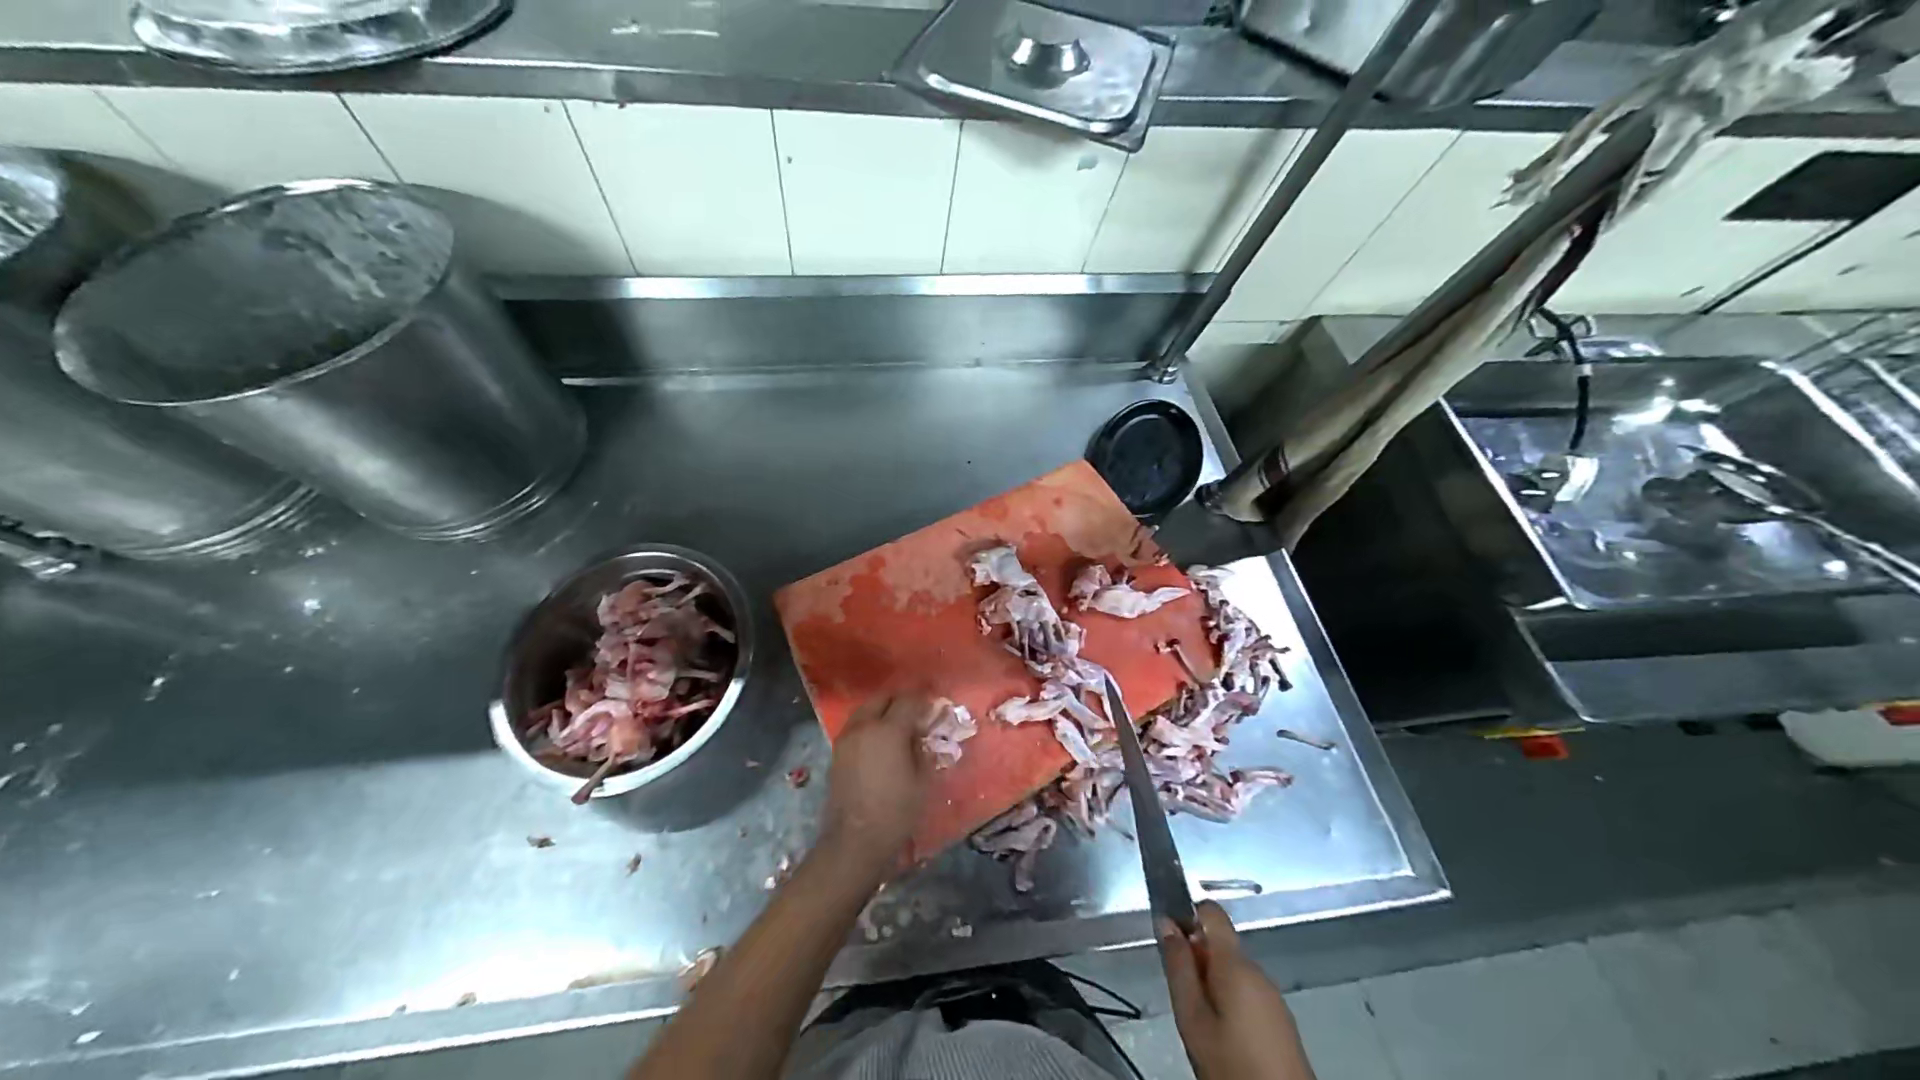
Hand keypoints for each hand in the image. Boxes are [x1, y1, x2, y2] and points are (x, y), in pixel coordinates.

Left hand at [819, 694, 933, 875]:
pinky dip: (870, 725)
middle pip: (883, 698)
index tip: (934, 698)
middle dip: (901, 699)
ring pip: (866, 710)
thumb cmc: (896, 811)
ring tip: (898, 725)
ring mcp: (846, 738)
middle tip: (917, 710)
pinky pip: (856, 726)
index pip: (908, 700)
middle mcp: (864, 726)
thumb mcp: (922, 781)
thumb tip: (922, 735)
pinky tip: (881, 741)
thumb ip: (923, 750)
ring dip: (883, 710)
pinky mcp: (837, 752)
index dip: (923, 696)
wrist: (855, 840)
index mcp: (888, 730)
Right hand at [1162, 901, 1317, 1079]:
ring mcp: (1272, 996)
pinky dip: (1227, 1001)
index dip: (1187, 914)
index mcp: (1235, 964)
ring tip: (1200, 1023)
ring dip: (1209, 983)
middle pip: (1219, 944)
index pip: (1212, 912)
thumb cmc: (1232, 1064)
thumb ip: (1178, 967)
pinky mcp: (1278, 1019)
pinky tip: (1222, 1037)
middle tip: (1183, 999)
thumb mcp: (1192, 1017)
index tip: (1170, 942)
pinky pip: (1245, 992)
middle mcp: (1257, 971)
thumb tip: (1166, 922)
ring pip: (1230, 971)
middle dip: (1195, 959)